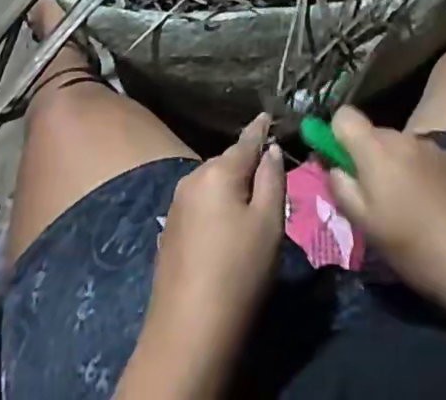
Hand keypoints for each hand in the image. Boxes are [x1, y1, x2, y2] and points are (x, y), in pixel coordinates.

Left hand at [148, 113, 286, 344]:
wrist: (188, 329)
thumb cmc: (239, 271)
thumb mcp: (269, 224)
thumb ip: (272, 180)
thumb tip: (270, 150)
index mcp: (217, 171)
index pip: (245, 141)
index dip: (260, 129)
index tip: (268, 115)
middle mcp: (192, 178)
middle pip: (227, 162)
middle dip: (248, 165)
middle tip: (273, 179)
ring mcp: (177, 204)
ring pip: (213, 183)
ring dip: (232, 188)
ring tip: (254, 208)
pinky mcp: (171, 229)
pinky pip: (201, 203)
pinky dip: (218, 206)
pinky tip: (227, 229)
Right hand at [325, 106, 445, 300]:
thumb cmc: (414, 246)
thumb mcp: (364, 223)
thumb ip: (340, 186)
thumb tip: (334, 166)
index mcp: (376, 148)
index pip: (343, 115)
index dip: (336, 135)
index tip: (339, 165)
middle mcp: (403, 138)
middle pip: (371, 132)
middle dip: (365, 156)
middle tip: (370, 196)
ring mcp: (432, 147)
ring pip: (397, 147)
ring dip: (392, 166)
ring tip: (403, 207)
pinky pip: (421, 158)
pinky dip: (416, 174)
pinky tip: (429, 208)